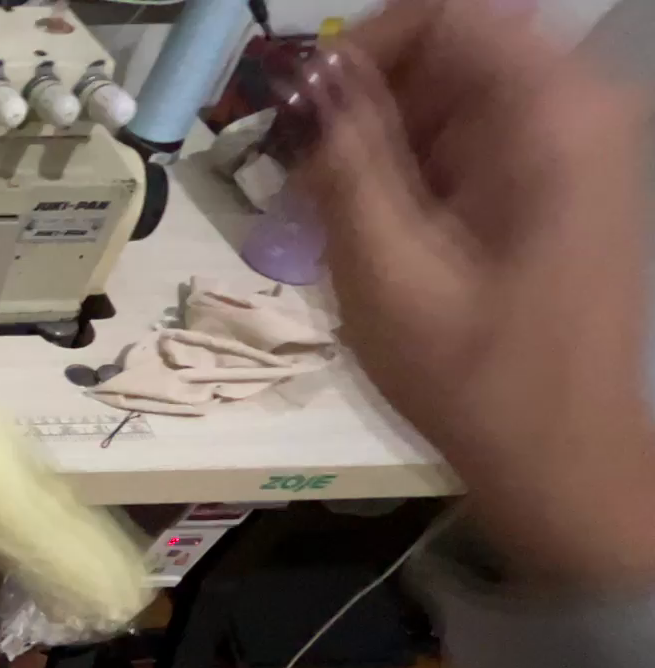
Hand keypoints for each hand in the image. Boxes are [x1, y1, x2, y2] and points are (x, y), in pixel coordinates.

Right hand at [299, 0, 654, 584]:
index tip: (283, 109)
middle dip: (351, 103)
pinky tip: (352, 232)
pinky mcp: (537, 189)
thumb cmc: (462, 368)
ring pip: (442, 105)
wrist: (546, 443)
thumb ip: (347, 169)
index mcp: (548, 121)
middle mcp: (569, 115)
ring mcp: (558, 153)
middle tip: (282, 174)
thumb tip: (308, 84)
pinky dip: (390, 176)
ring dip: (363, 146)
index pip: (453, 18)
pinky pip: (453, 149)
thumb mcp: (384, 271)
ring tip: (308, 214)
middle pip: (446, 57)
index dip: (357, 47)